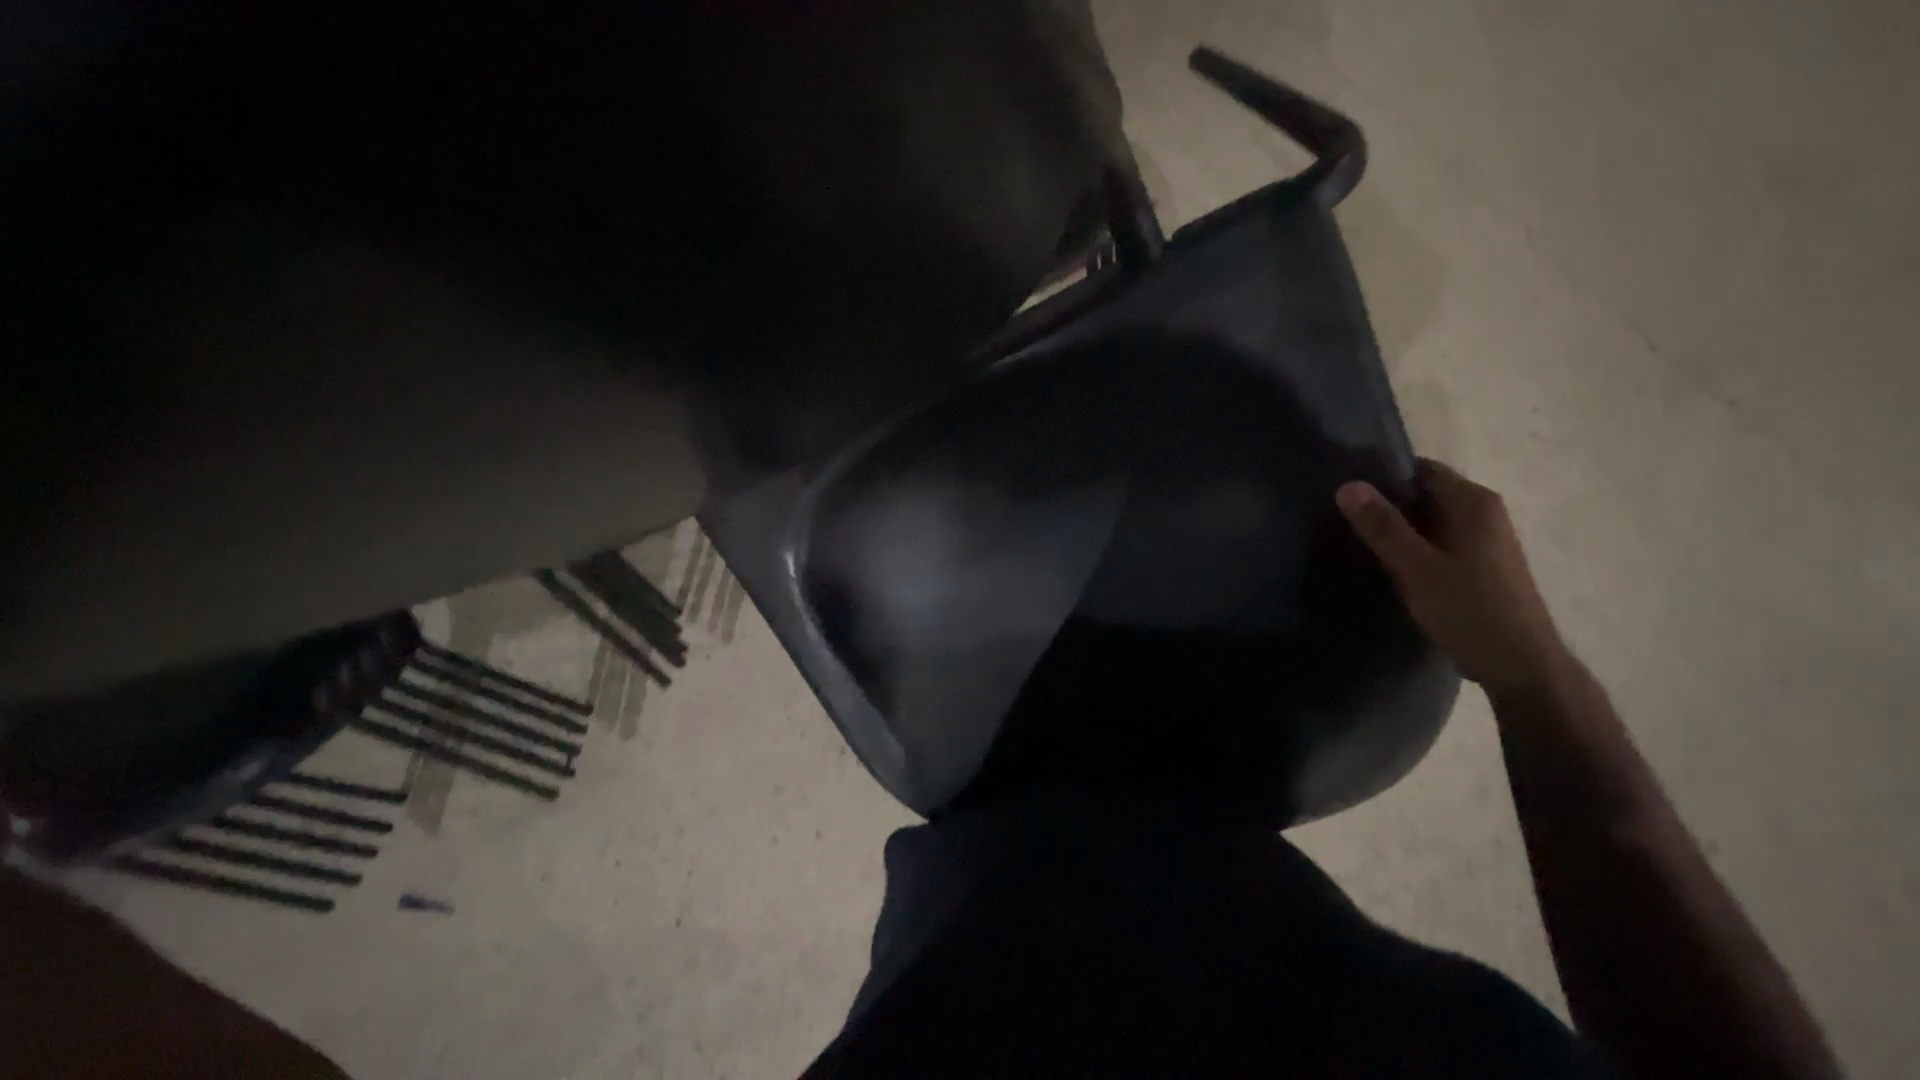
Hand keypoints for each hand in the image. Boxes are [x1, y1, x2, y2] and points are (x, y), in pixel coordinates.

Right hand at [1336, 460, 1571, 699]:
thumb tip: (1347, 485)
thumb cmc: (1468, 610)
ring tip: (1361, 543)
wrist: (1521, 666)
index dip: (1382, 476)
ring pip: (1433, 521)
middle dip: (1388, 505)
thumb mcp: (1416, 568)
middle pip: (1426, 494)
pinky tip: (1394, 569)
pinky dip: (1417, 549)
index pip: (1420, 469)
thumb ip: (1382, 526)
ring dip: (1401, 530)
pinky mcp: (1485, 566)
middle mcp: (1485, 512)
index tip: (1347, 492)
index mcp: (1473, 502)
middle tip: (1344, 519)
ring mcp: (1488, 540)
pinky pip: (1442, 543)